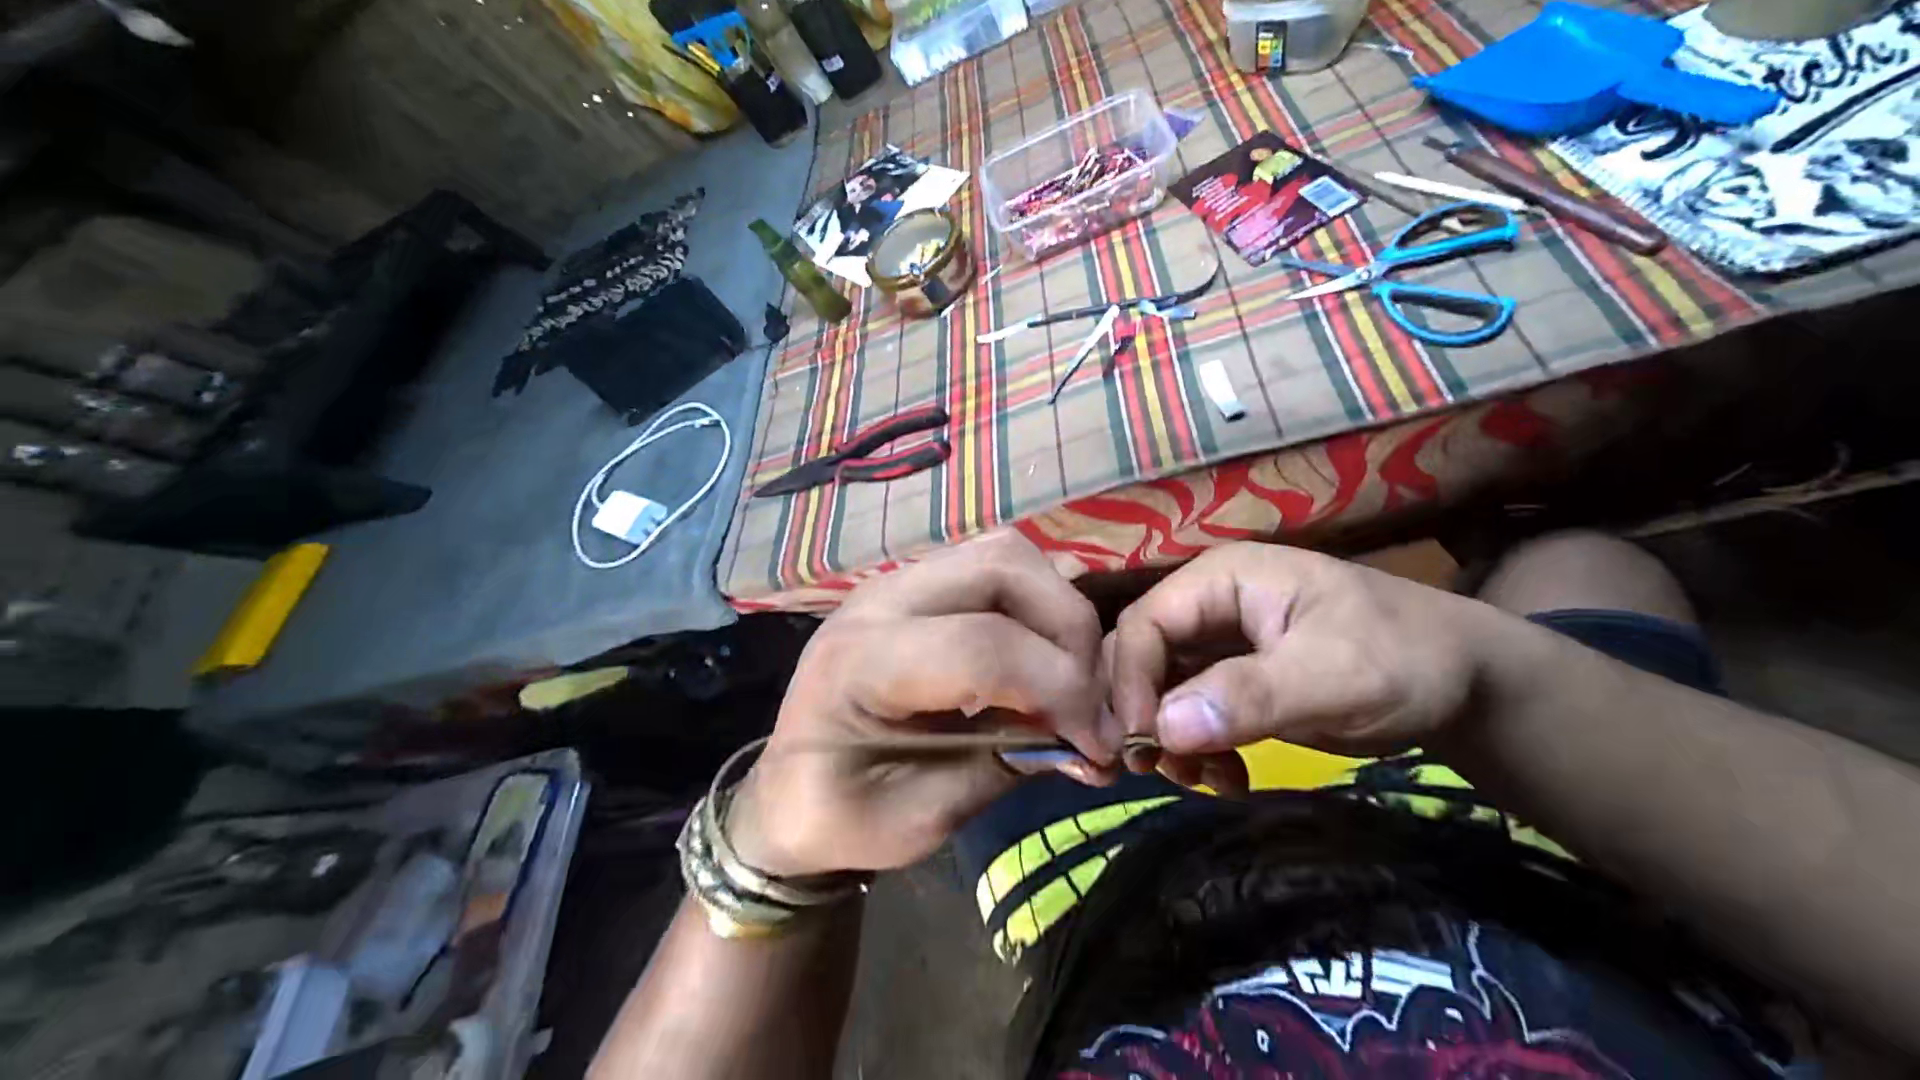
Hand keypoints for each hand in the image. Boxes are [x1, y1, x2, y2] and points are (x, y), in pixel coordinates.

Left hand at [730, 533, 1119, 876]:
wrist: (783, 790)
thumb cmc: (836, 816)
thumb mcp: (919, 820)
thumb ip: (1005, 766)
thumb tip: (1092, 741)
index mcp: (860, 665)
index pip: (983, 647)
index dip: (1062, 689)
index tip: (1098, 745)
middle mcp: (877, 602)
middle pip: (1002, 568)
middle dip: (1070, 629)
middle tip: (1090, 698)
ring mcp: (895, 582)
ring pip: (1003, 553)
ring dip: (1056, 606)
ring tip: (1070, 672)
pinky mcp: (915, 583)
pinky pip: (992, 563)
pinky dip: (1035, 598)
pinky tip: (1041, 650)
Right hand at [1106, 543, 1496, 777]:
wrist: (1466, 683)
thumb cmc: (1406, 658)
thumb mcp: (1335, 676)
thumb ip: (1251, 696)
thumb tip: (1163, 728)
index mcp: (1222, 579)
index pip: (1144, 622)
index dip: (1129, 678)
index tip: (1142, 743)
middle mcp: (1208, 606)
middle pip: (1140, 654)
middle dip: (1141, 713)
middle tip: (1157, 769)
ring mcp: (1219, 644)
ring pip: (1158, 688)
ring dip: (1167, 739)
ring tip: (1202, 780)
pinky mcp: (1232, 681)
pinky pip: (1187, 713)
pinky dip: (1194, 749)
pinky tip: (1225, 777)